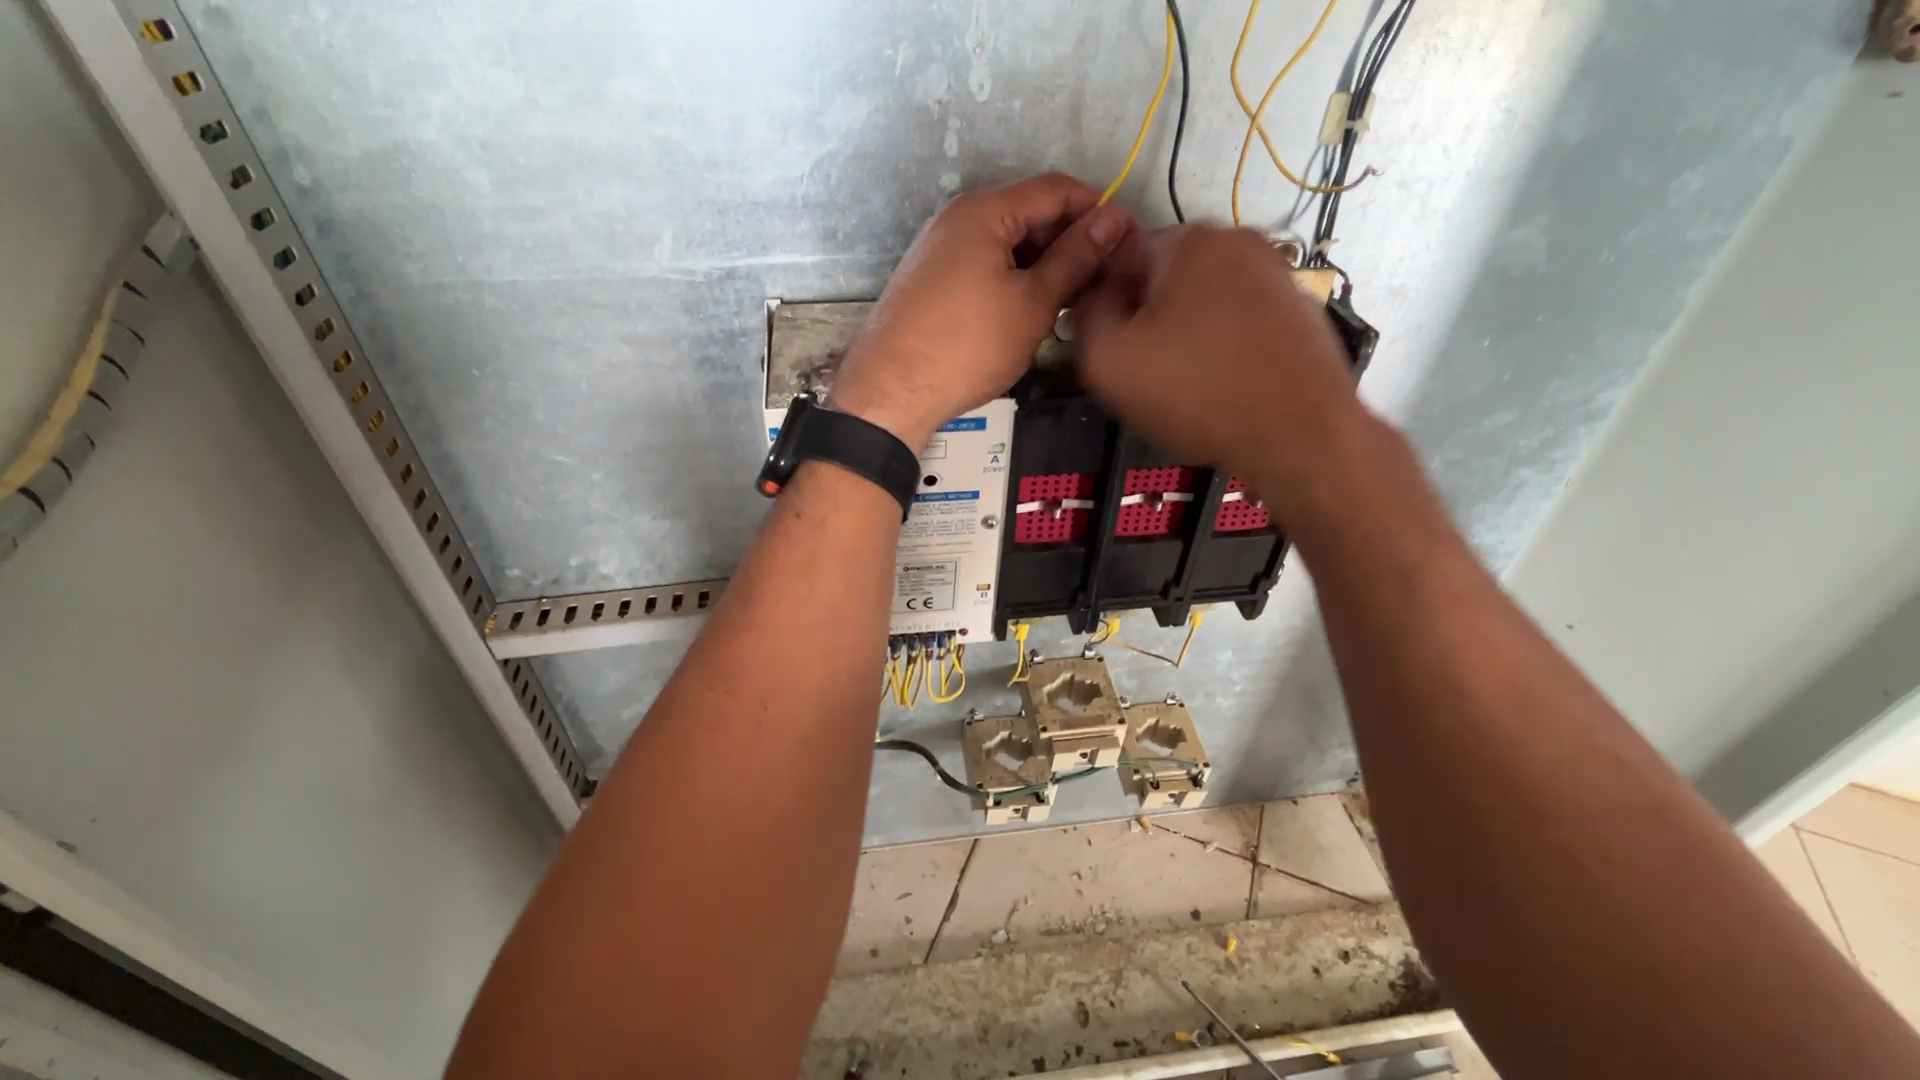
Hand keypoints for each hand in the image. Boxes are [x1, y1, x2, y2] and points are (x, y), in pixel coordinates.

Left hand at [831, 174, 1134, 445]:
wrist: (891, 391)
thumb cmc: (968, 345)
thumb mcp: (1033, 302)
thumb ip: (1075, 258)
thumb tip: (1112, 219)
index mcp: (984, 210)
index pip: (1056, 189)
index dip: (1097, 209)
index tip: (1128, 240)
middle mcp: (958, 218)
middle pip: (1030, 213)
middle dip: (1071, 240)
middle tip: (1107, 277)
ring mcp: (941, 249)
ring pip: (1008, 243)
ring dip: (1045, 264)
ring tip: (1078, 299)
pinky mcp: (933, 280)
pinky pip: (986, 265)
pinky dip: (1016, 279)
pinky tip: (1037, 309)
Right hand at [1072, 225, 1369, 509]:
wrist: (1300, 434)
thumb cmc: (1196, 392)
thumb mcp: (1108, 360)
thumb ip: (1085, 316)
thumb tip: (1093, 298)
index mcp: (1187, 239)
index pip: (1117, 257)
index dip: (1103, 303)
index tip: (1110, 346)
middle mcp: (1236, 239)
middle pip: (1163, 276)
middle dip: (1147, 316)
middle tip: (1146, 371)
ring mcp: (1276, 272)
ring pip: (1203, 298)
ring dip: (1185, 331)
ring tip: (1186, 381)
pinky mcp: (1299, 308)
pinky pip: (1240, 319)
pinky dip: (1223, 343)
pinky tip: (1223, 382)